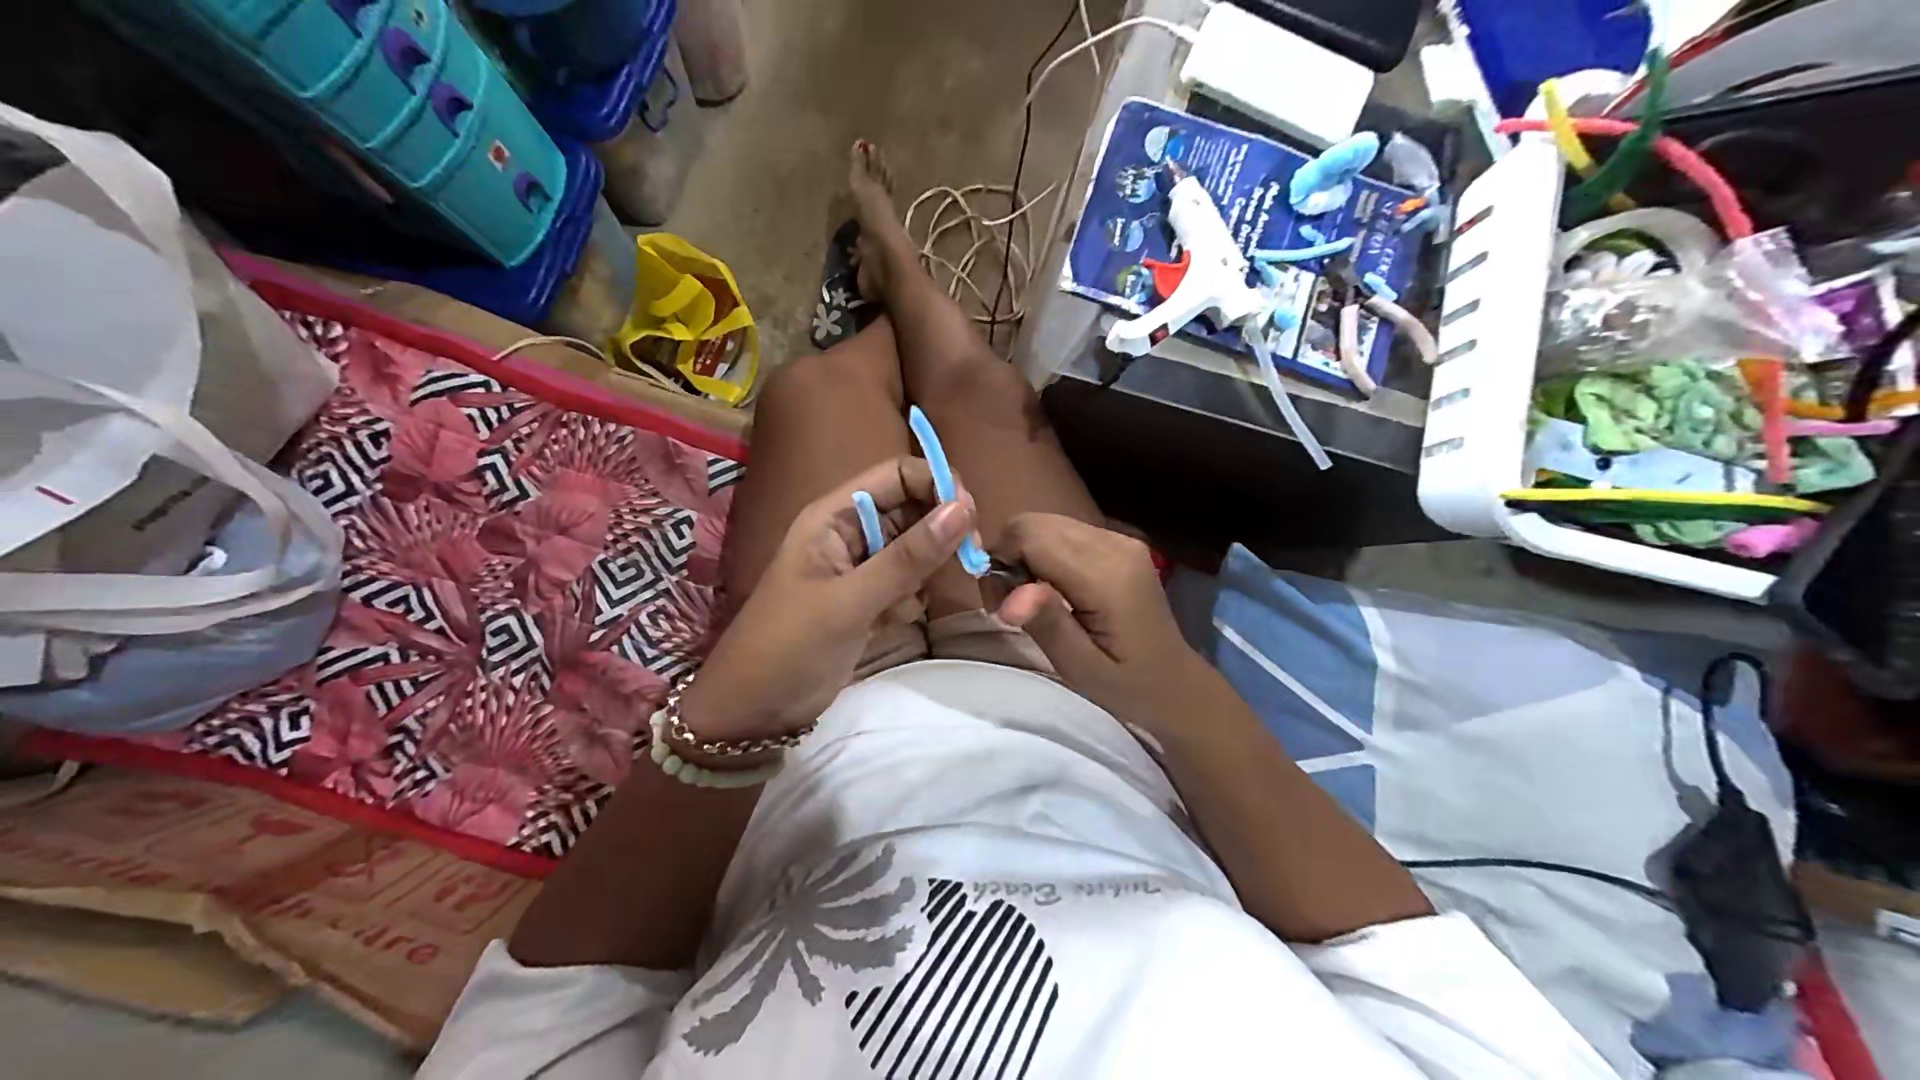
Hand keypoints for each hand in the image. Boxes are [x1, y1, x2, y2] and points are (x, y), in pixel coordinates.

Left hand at [678, 457, 974, 747]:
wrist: (755, 709)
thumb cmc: (790, 644)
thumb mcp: (851, 599)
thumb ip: (909, 556)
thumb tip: (964, 508)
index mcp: (835, 515)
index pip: (897, 475)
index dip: (936, 483)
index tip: (971, 515)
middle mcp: (851, 532)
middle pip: (913, 509)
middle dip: (941, 530)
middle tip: (970, 558)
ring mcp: (861, 568)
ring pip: (916, 549)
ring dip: (927, 571)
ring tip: (908, 602)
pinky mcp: (870, 600)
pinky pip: (909, 583)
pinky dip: (912, 599)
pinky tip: (892, 622)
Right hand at [992, 513, 1220, 731]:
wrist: (1175, 683)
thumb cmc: (1127, 686)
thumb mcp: (1081, 668)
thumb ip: (1048, 624)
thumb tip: (1010, 596)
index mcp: (1107, 575)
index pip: (1031, 536)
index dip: (1002, 563)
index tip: (1000, 605)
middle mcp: (1115, 544)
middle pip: (1035, 523)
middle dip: (1009, 556)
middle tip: (1010, 604)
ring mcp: (1120, 540)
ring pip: (1046, 524)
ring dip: (1025, 555)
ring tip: (1030, 599)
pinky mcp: (1119, 543)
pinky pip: (1064, 532)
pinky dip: (1044, 554)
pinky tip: (1051, 588)